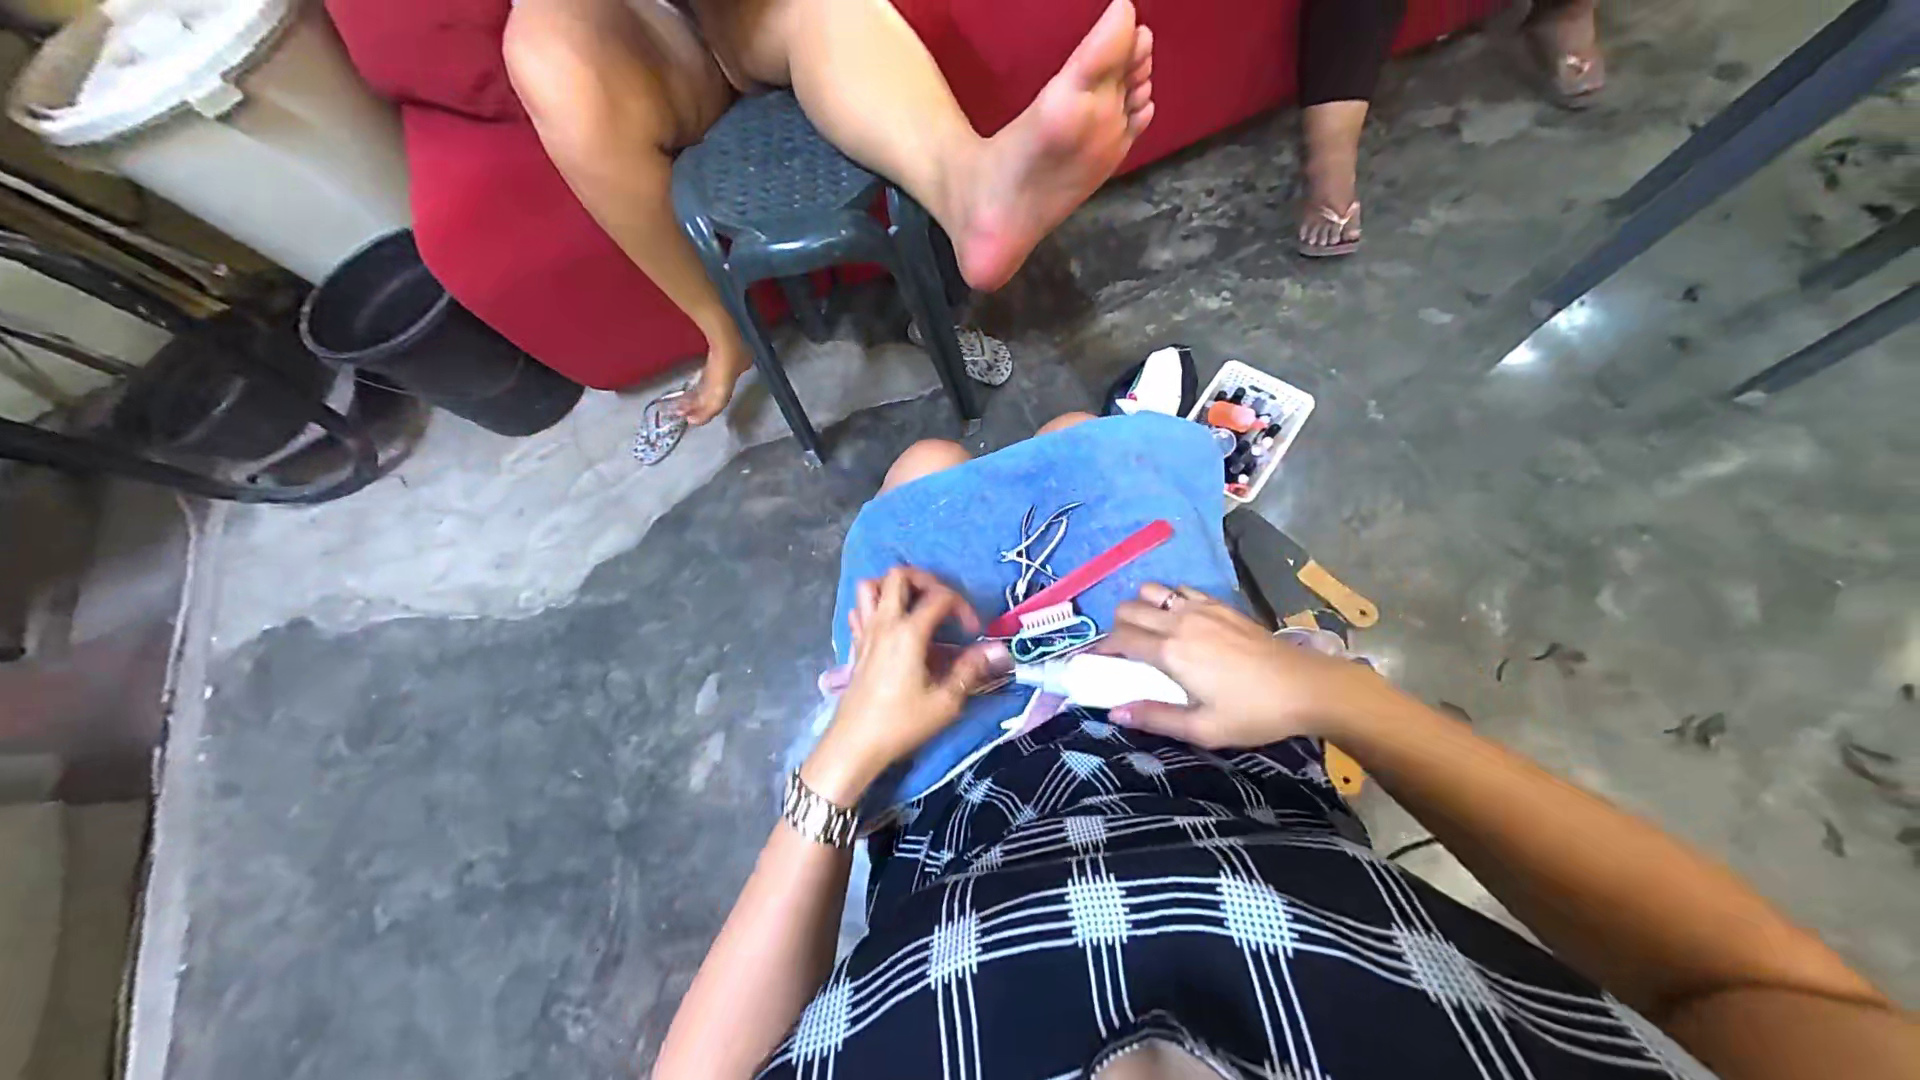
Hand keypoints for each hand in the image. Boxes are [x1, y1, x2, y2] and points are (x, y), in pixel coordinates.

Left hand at [804, 567, 1011, 803]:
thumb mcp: (944, 701)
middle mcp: (884, 623)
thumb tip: (996, 650)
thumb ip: (970, 670)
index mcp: (908, 632)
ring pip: (871, 586)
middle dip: (926, 580)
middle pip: (899, 575)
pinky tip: (891, 625)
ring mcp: (865, 632)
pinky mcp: (855, 645)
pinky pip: (860, 610)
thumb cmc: (901, 724)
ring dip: (894, 587)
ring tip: (915, 605)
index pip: (940, 597)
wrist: (854, 744)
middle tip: (943, 602)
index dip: (963, 607)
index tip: (973, 632)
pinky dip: (875, 607)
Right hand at [1100, 583, 1398, 747]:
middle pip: (1127, 609)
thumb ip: (1155, 718)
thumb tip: (1114, 713)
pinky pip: (1180, 590)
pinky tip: (1179, 620)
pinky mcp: (1219, 604)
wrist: (1308, 687)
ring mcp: (1200, 608)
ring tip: (1148, 631)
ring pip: (1150, 591)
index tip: (1096, 663)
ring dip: (1140, 608)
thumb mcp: (1203, 729)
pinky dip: (1168, 600)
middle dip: (1116, 628)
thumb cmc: (1254, 713)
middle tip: (1123, 652)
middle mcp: (1179, 622)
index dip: (1101, 649)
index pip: (1119, 639)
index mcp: (1170, 652)